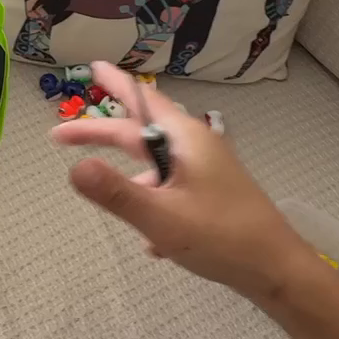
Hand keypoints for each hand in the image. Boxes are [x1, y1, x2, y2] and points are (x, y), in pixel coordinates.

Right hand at [52, 61, 315, 299]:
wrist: (278, 271)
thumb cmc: (221, 237)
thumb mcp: (162, 217)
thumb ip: (116, 193)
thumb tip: (74, 168)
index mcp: (184, 139)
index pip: (142, 100)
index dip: (115, 84)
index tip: (93, 67)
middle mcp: (196, 147)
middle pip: (140, 133)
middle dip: (102, 135)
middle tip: (60, 137)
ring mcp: (207, 172)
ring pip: (156, 165)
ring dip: (130, 179)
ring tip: (108, 201)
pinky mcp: (214, 196)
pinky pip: (172, 191)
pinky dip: (154, 205)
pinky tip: (152, 242)